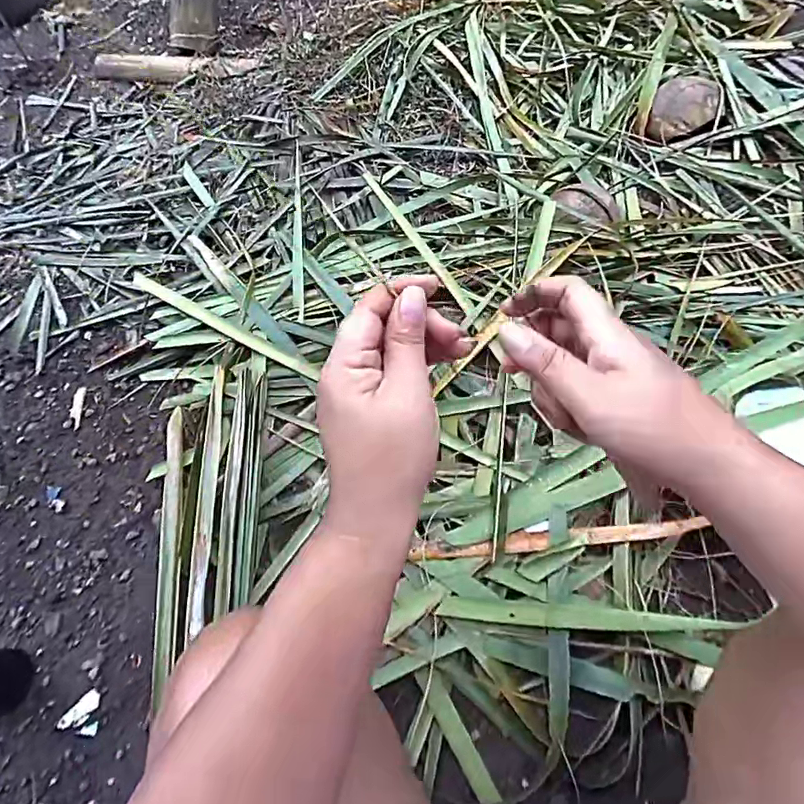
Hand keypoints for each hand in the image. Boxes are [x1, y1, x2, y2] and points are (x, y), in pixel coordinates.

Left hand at [317, 276, 469, 517]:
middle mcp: (342, 371)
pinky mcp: (367, 405)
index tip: (439, 287)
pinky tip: (444, 364)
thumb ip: (409, 340)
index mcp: (344, 363)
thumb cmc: (395, 459)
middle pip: (382, 326)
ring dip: (424, 342)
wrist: (377, 516)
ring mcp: (354, 389)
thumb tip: (412, 296)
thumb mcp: (409, 392)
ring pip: (390, 348)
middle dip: (421, 322)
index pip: (370, 307)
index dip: (403, 291)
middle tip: (460, 338)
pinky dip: (417, 364)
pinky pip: (391, 371)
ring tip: (461, 350)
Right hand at [497, 276, 744, 515]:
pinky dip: (573, 410)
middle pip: (558, 333)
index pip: (567, 291)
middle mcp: (609, 346)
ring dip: (555, 393)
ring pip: (565, 369)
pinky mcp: (619, 398)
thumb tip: (507, 330)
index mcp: (605, 333)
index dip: (534, 294)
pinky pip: (581, 393)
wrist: (706, 463)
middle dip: (536, 358)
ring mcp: (615, 373)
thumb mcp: (588, 396)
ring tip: (571, 420)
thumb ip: (544, 363)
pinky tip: (585, 432)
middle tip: (517, 378)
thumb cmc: (650, 427)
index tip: (504, 316)